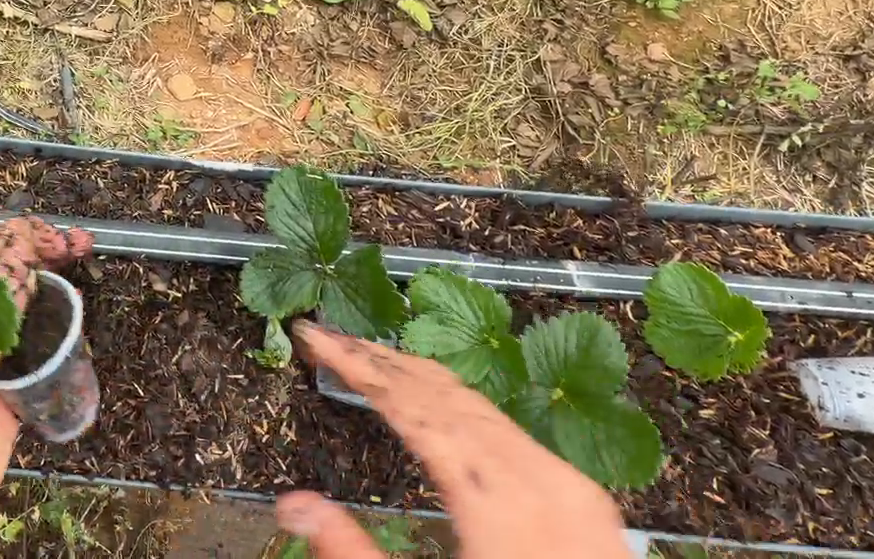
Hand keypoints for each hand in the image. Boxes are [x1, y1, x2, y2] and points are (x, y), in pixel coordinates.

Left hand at [0, 217, 93, 558]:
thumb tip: (12, 259)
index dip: (5, 240)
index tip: (50, 240)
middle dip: (27, 244)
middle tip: (73, 243)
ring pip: (8, 299)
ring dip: (39, 269)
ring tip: (75, 251)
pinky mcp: (0, 395)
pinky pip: (27, 342)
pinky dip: (48, 313)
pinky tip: (66, 299)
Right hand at [277, 322, 626, 558]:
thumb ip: (353, 554)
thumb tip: (290, 504)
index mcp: (495, 502)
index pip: (410, 405)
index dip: (356, 365)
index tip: (313, 336)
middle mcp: (538, 477)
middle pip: (442, 393)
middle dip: (379, 360)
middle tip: (328, 337)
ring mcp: (568, 483)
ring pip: (475, 404)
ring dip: (414, 376)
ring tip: (364, 358)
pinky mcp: (582, 496)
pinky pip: (503, 426)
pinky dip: (453, 404)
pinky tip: (428, 400)